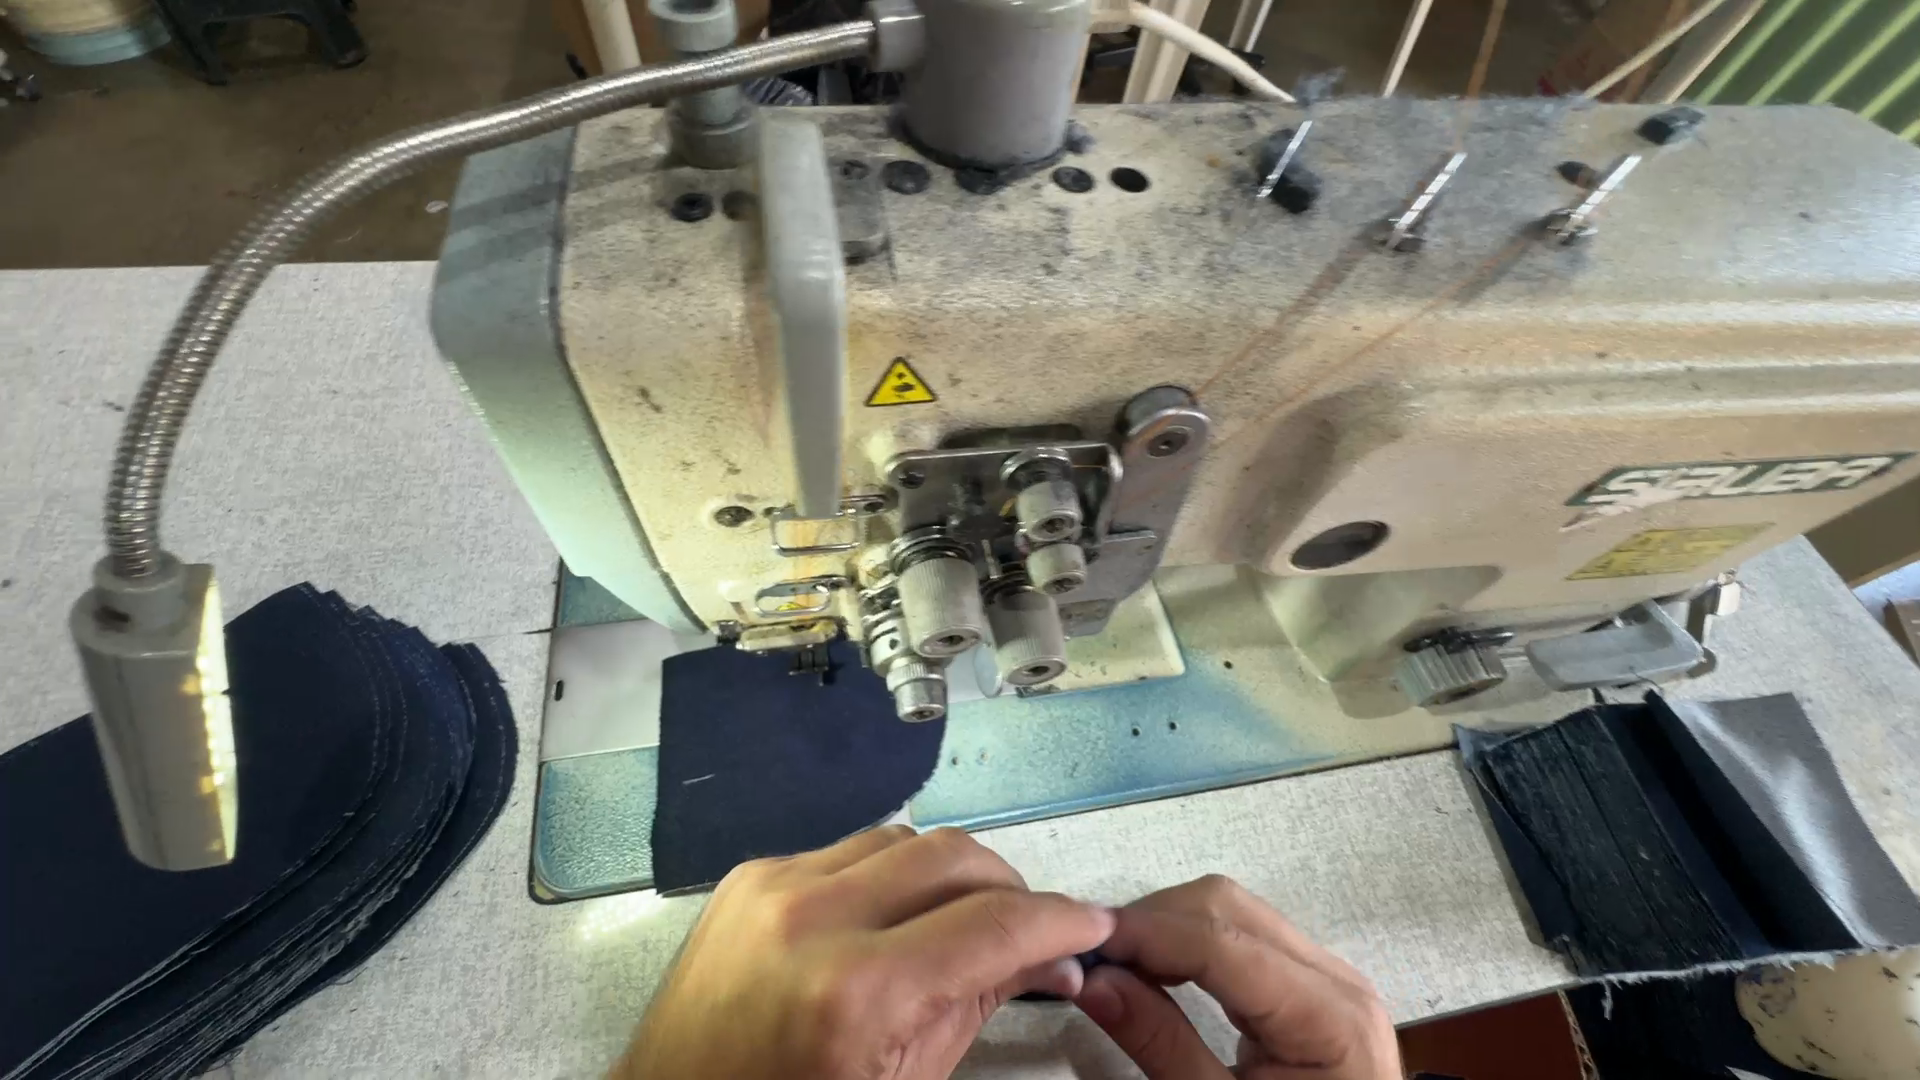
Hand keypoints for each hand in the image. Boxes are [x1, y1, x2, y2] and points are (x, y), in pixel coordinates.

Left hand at [613, 825, 1114, 1079]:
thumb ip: (975, 1002)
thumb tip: (1046, 956)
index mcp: (851, 993)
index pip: (988, 924)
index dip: (1054, 919)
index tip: (1088, 922)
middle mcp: (809, 917)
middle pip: (950, 854)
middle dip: (1008, 883)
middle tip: (1032, 922)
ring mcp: (773, 884)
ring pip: (903, 837)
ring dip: (949, 872)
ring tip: (965, 915)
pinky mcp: (753, 874)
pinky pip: (849, 850)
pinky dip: (891, 874)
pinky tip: (895, 914)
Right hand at [1074, 875, 1399, 1078]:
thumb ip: (1161, 1045)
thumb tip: (1093, 980)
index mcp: (1328, 1017)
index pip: (1220, 942)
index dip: (1146, 933)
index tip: (1082, 942)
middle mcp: (1334, 976)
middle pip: (1224, 906)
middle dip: (1152, 920)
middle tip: (1094, 955)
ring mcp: (1323, 971)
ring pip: (1227, 907)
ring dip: (1164, 924)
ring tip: (1117, 961)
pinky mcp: (1305, 978)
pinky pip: (1236, 931)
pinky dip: (1186, 938)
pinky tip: (1154, 965)